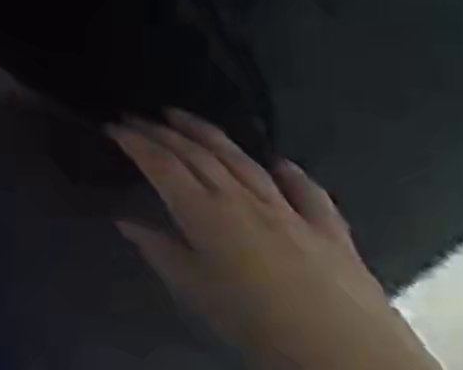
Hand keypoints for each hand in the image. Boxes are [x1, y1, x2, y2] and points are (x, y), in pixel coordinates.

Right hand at [112, 111, 439, 369]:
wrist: (351, 360)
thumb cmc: (256, 323)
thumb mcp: (195, 289)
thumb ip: (160, 250)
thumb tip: (127, 222)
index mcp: (203, 211)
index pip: (159, 163)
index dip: (132, 141)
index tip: (111, 127)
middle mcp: (241, 200)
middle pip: (196, 154)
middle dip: (161, 131)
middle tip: (136, 117)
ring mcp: (290, 213)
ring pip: (242, 162)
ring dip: (209, 135)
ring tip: (183, 117)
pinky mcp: (331, 233)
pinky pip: (309, 194)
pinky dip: (291, 174)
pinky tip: (279, 163)